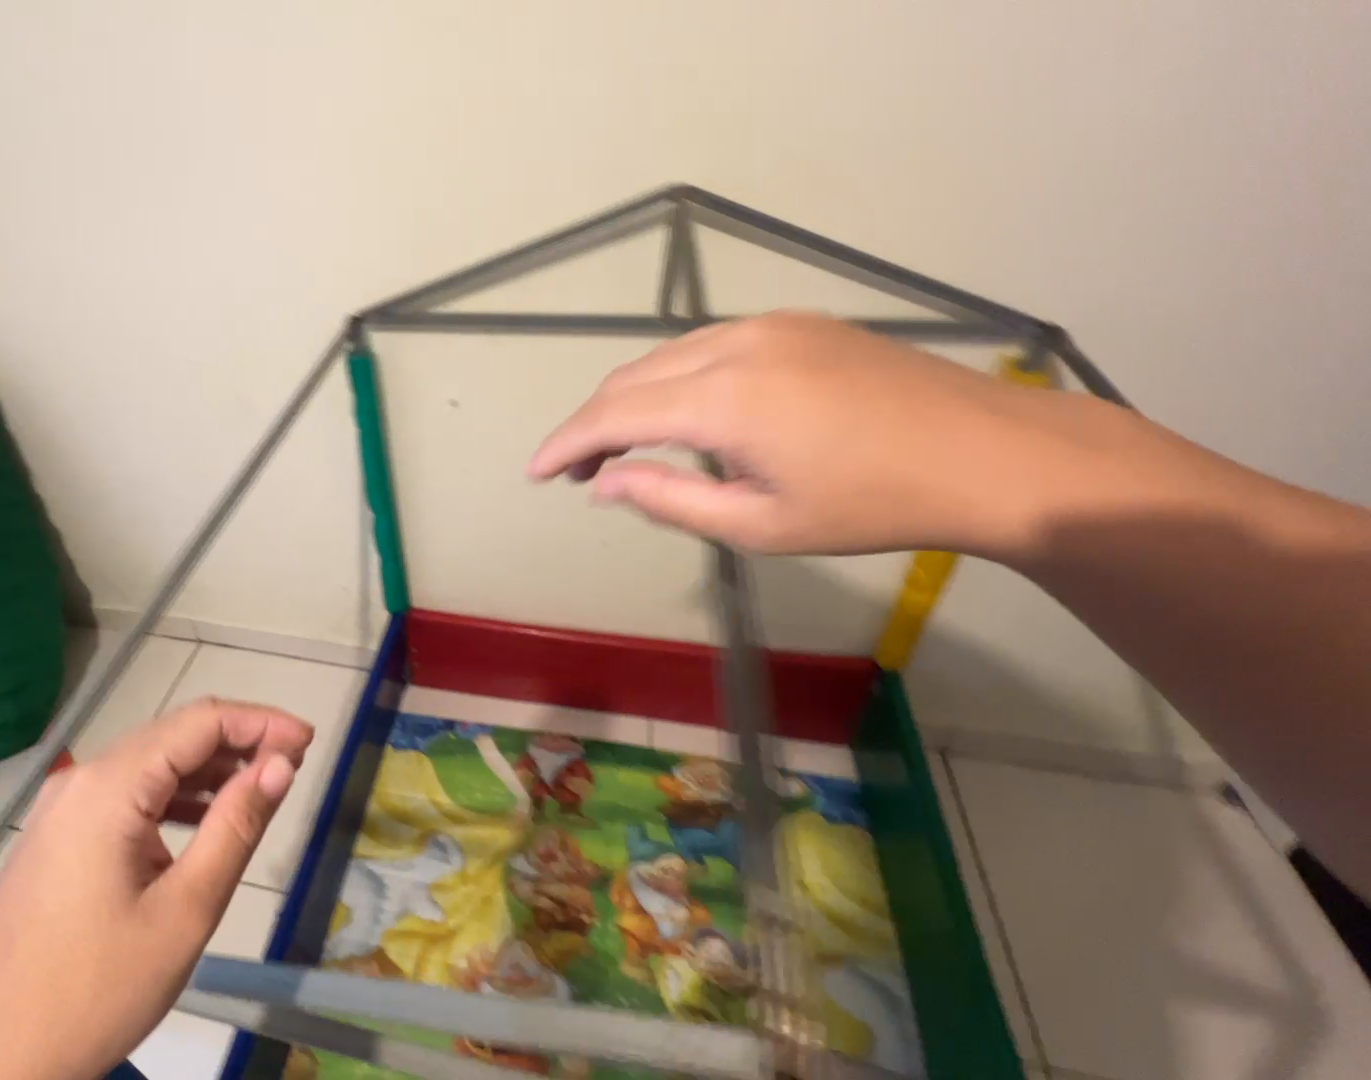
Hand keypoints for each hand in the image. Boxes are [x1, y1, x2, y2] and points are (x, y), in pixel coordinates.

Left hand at [0, 698, 313, 1079]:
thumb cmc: (96, 990)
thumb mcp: (186, 910)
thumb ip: (237, 826)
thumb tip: (281, 765)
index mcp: (109, 787)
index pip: (200, 722)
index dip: (261, 722)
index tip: (309, 742)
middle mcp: (80, 782)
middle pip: (173, 736)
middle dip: (239, 742)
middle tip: (294, 766)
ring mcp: (61, 810)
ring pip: (150, 766)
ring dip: (209, 771)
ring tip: (262, 791)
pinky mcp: (56, 839)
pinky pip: (126, 797)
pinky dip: (174, 799)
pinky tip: (206, 822)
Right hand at [527, 312, 1103, 558]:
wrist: (986, 453)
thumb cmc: (872, 506)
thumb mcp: (760, 524)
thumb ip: (670, 500)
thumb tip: (605, 484)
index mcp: (725, 399)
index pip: (614, 414)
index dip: (565, 443)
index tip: (535, 472)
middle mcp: (736, 345)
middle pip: (630, 378)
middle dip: (591, 424)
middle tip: (576, 473)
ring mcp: (769, 326)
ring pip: (665, 357)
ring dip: (629, 400)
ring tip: (620, 450)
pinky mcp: (796, 323)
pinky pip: (706, 347)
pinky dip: (672, 381)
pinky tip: (681, 418)